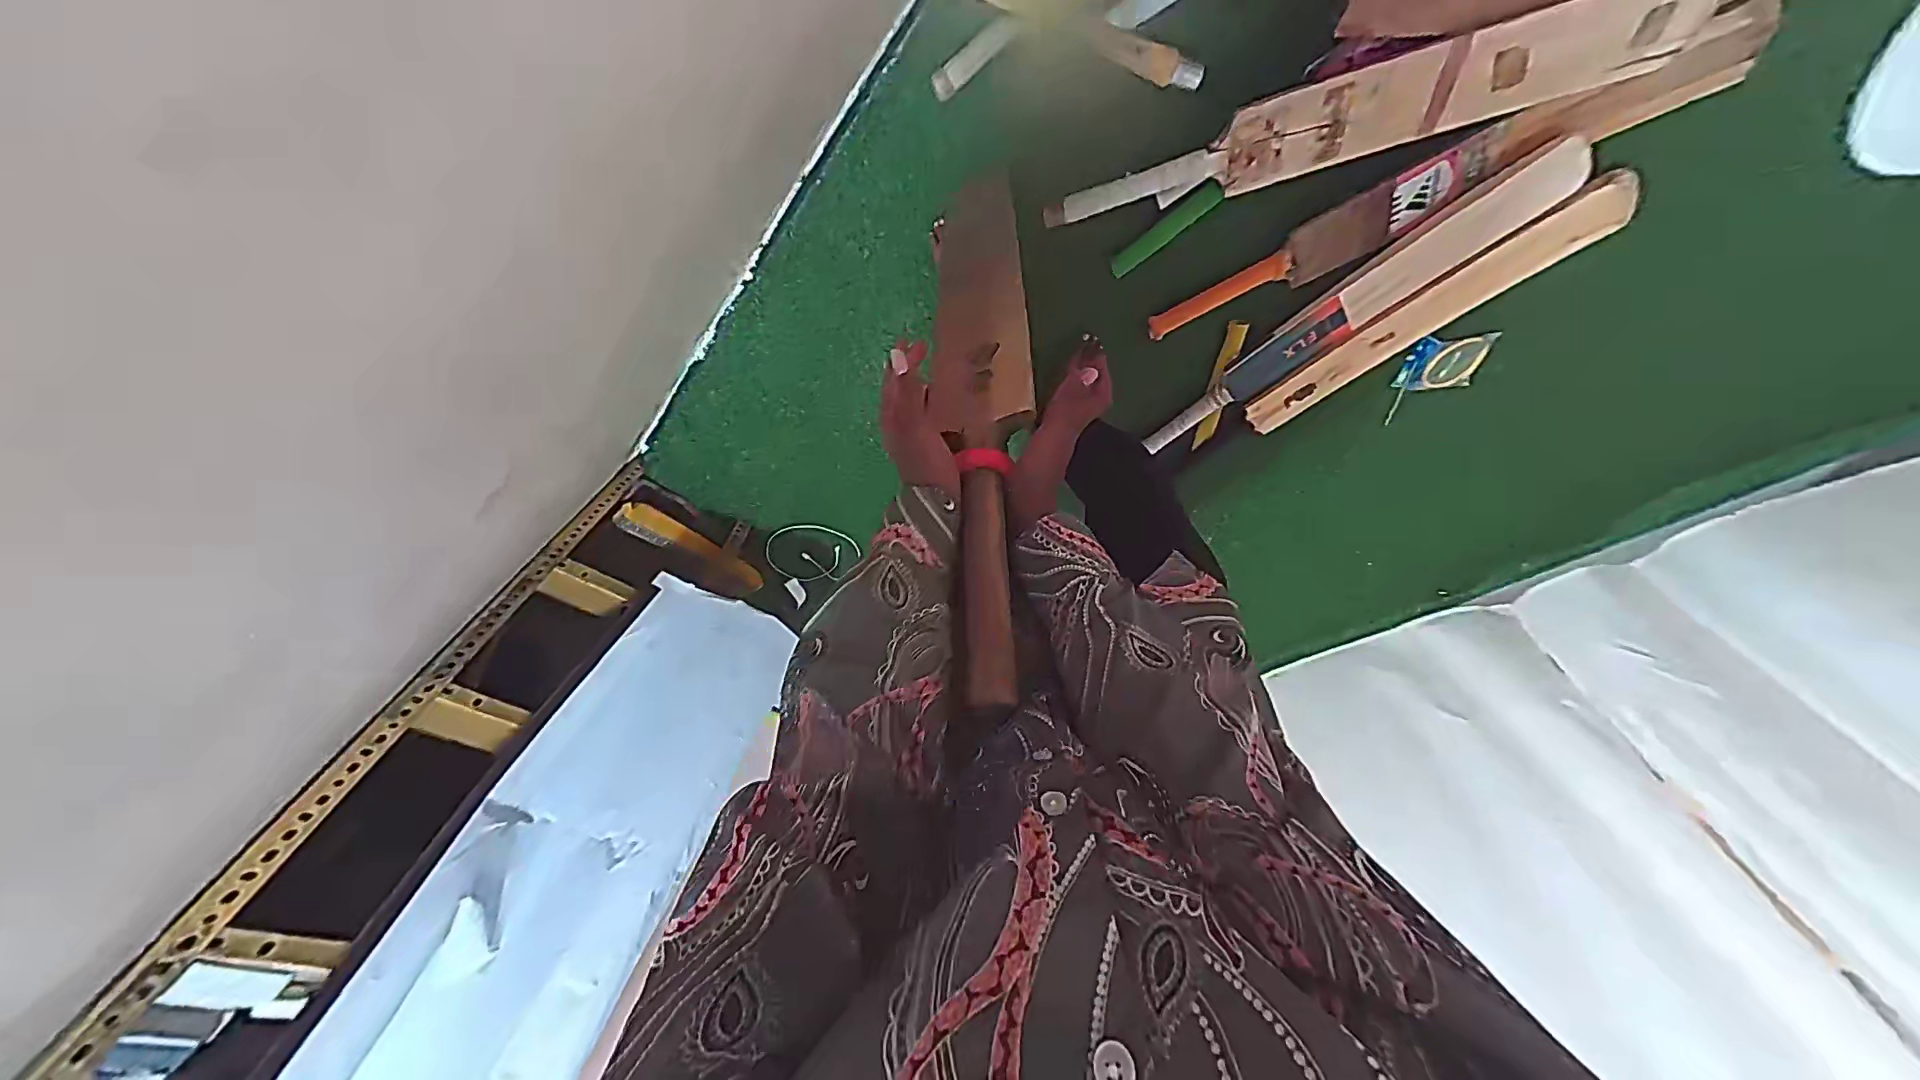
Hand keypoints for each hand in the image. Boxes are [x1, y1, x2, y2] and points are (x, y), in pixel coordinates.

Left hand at [879, 339, 960, 497]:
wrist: (936, 502)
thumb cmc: (926, 462)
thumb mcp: (916, 423)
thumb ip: (908, 390)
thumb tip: (898, 355)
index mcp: (892, 418)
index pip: (894, 381)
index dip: (902, 361)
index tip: (914, 341)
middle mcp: (896, 426)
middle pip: (898, 391)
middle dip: (907, 370)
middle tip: (921, 351)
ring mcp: (909, 437)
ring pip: (908, 403)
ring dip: (917, 386)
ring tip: (929, 372)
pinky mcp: (923, 446)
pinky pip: (921, 415)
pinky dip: (927, 402)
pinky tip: (938, 404)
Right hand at [1008, 335, 1112, 533]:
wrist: (1020, 522)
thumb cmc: (1035, 480)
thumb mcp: (1054, 437)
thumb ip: (1070, 406)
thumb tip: (1091, 368)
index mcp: (1074, 428)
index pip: (1095, 394)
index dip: (1095, 371)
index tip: (1091, 344)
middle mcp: (1069, 437)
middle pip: (1087, 403)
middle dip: (1085, 378)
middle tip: (1077, 354)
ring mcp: (1054, 450)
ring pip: (1071, 414)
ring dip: (1069, 392)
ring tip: (1058, 374)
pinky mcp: (1038, 461)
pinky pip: (1050, 426)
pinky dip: (1050, 410)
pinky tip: (1034, 410)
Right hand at [1041, 335, 1111, 436]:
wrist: (1055, 434)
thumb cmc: (1066, 409)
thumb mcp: (1073, 384)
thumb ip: (1081, 371)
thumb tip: (1090, 362)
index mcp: (1103, 392)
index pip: (1102, 366)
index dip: (1096, 353)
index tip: (1092, 340)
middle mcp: (1100, 399)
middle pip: (1097, 374)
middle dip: (1090, 361)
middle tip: (1085, 345)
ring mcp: (1090, 405)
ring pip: (1088, 381)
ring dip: (1082, 370)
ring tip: (1077, 356)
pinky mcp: (1078, 408)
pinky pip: (1080, 387)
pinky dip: (1076, 379)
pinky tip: (1070, 373)